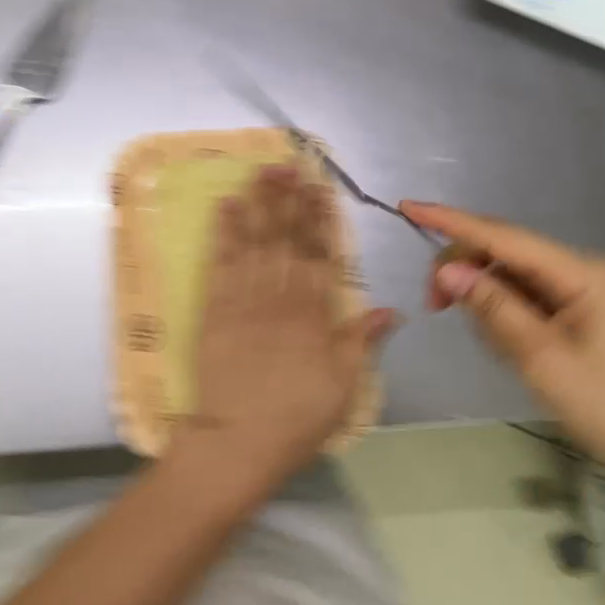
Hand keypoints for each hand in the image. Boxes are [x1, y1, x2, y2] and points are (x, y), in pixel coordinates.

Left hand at [182, 165, 398, 486]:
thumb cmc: (296, 418)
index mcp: (314, 314)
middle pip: (287, 238)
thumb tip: (390, 308)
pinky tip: (227, 206)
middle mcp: (280, 296)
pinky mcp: (214, 307)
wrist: (237, 440)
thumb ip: (362, 341)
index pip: (320, 255)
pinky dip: (224, 232)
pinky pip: (220, 261)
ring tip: (263, 171)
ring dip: (260, 203)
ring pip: (255, 240)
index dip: (320, 218)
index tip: (320, 187)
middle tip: (290, 164)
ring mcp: (244, 298)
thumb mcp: (344, 387)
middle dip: (289, 198)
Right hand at [401, 202, 604, 492]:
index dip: (451, 220)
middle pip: (503, 253)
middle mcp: (581, 272)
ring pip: (511, 280)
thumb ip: (494, 308)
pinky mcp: (581, 319)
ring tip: (495, 350)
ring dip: (487, 303)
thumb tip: (448, 268)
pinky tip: (511, 352)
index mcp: (580, 273)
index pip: (502, 235)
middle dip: (464, 271)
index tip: (406, 206)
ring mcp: (583, 296)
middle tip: (434, 308)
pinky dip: (506, 320)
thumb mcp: (545, 361)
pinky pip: (527, 303)